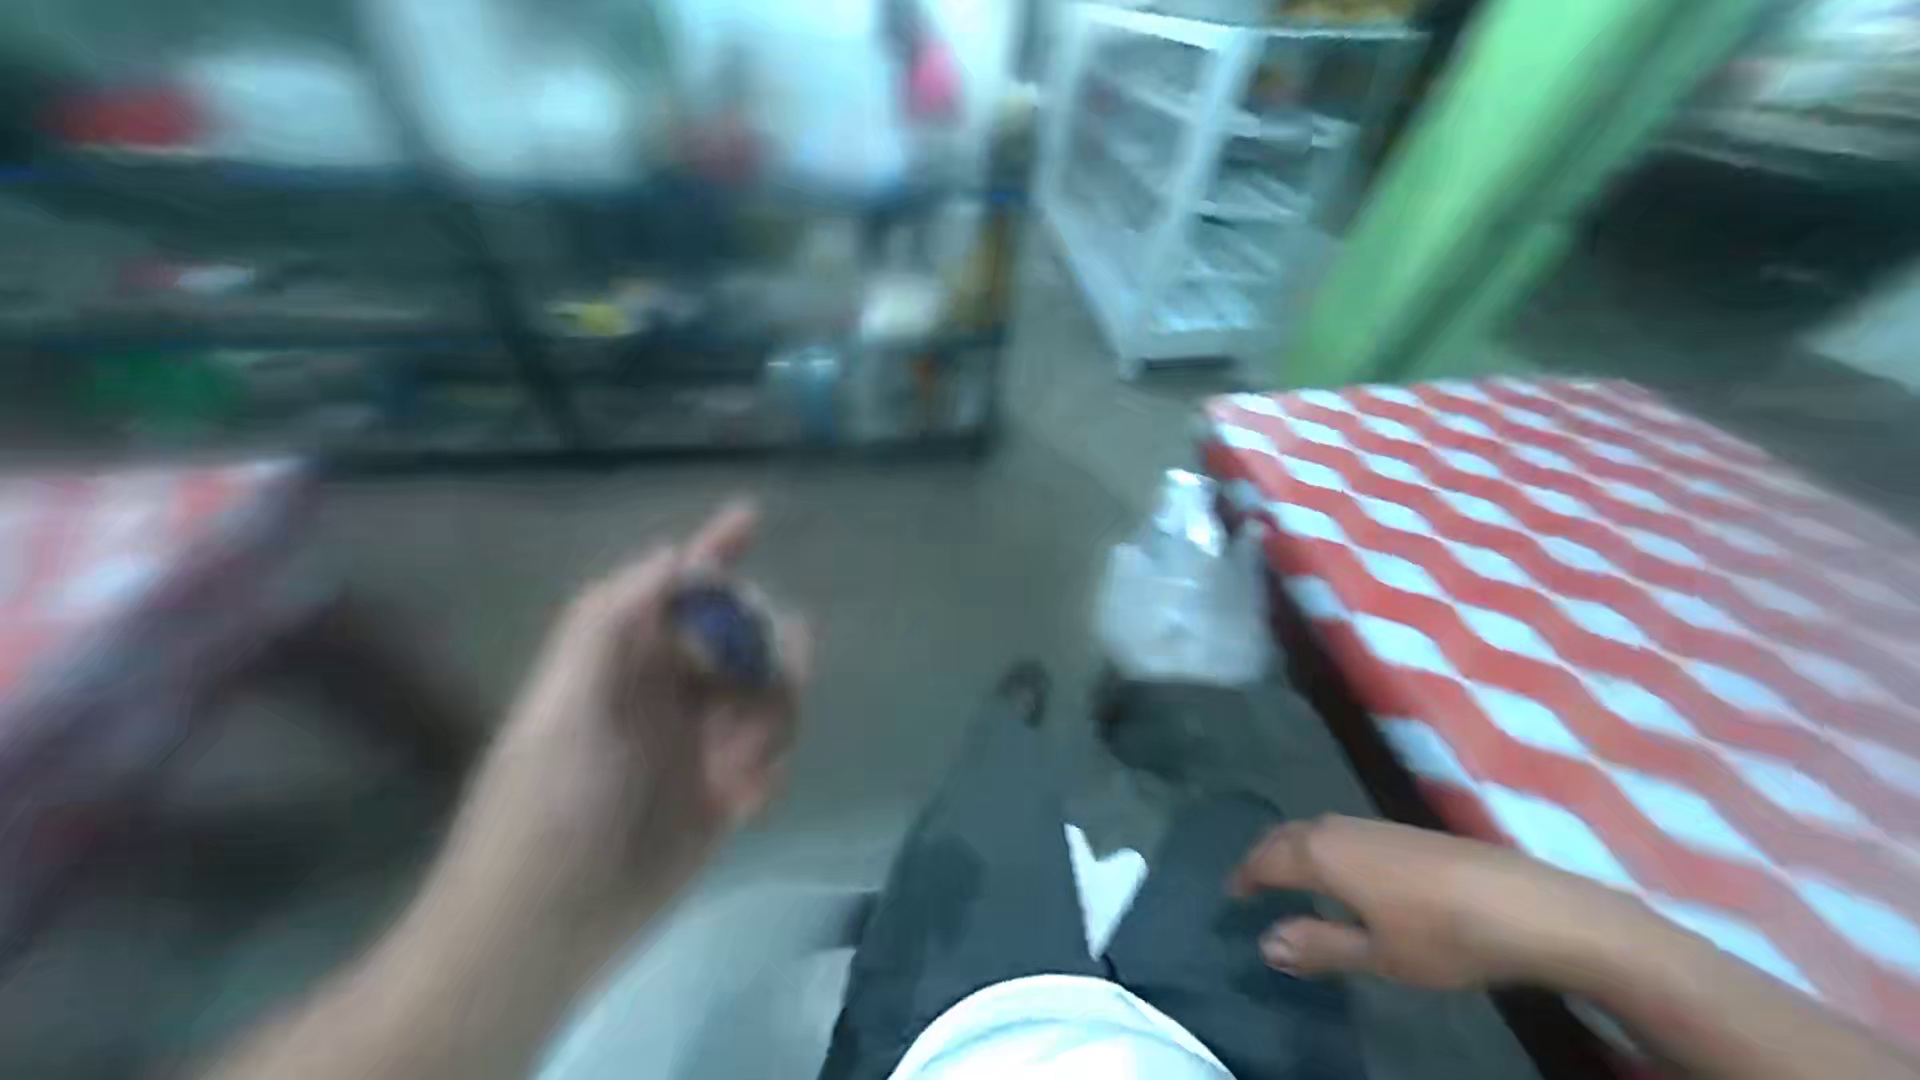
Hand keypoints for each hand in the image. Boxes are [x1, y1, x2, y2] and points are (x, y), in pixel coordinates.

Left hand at [445, 500, 809, 922]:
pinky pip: (778, 744)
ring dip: (771, 720)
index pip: (678, 588)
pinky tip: (745, 799)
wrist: (551, 928)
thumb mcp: (564, 710)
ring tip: (740, 770)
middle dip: (760, 654)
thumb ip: (607, 625)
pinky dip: (771, 763)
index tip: (751, 517)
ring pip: (772, 687)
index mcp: (627, 659)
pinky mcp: (730, 778)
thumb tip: (668, 556)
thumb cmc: (545, 810)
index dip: (713, 550)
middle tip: (748, 698)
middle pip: (743, 632)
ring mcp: (704, 732)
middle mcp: (671, 684)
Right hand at [1232, 815, 1645, 990]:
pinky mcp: (1395, 829)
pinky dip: (1317, 846)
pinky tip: (1338, 869)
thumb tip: (1264, 944)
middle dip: (1262, 856)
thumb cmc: (1442, 934)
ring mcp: (1367, 825)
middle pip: (1283, 836)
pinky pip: (1335, 832)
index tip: (1231, 893)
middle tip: (1250, 881)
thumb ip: (1318, 946)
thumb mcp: (1378, 955)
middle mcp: (1334, 830)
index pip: (1266, 860)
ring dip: (1289, 848)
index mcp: (1320, 855)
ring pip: (1310, 830)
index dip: (1245, 876)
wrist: (1526, 904)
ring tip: (1286, 874)